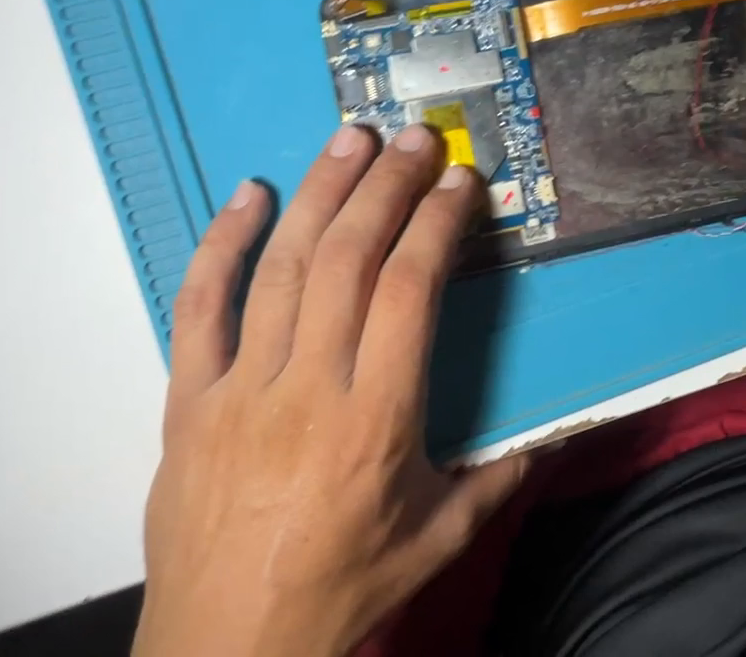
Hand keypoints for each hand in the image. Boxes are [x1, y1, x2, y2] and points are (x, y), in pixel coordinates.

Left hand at [133, 125, 530, 656]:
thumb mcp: (443, 535)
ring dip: (320, 194)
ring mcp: (238, 391)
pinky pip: (198, 309)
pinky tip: (249, 196)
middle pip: (348, 260)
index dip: (437, 223)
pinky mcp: (186, 402)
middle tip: (414, 139)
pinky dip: (221, 245)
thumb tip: (559, 434)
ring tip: (349, 140)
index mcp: (377, 418)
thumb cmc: (347, 586)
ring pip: (281, 269)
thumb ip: (503, 476)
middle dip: (385, 187)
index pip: (410, 291)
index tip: (459, 181)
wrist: (226, 650)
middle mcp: (307, 389)